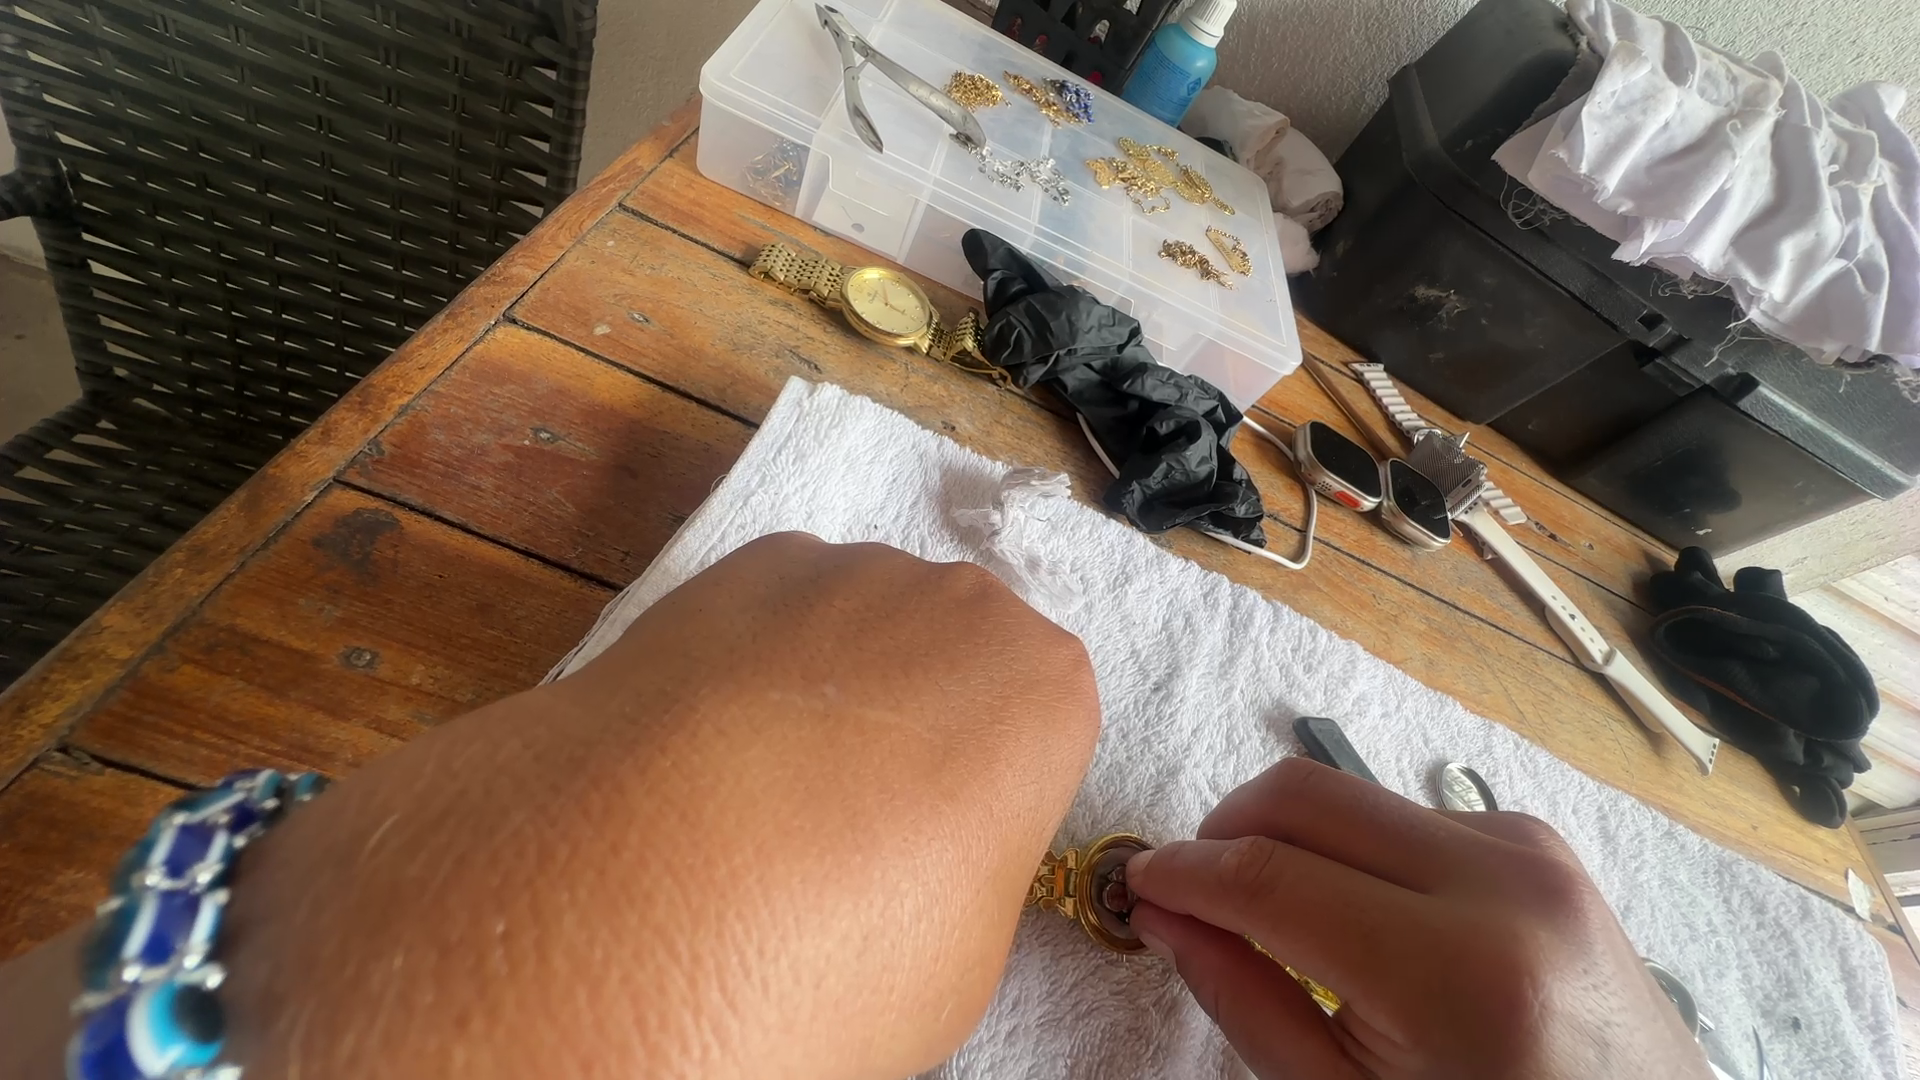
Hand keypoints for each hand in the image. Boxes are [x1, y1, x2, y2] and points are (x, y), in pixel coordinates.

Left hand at [208, 534, 1098, 1079]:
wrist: (645, 892)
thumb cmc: (845, 950)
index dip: (992, 785)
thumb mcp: (966, 944)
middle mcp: (961, 599)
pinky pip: (791, 605)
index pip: (1045, 717)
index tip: (939, 837)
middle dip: (923, 717)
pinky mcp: (752, 558)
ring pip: (873, 622)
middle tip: (849, 809)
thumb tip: (925, 816)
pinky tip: (710, 723)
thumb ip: (975, 847)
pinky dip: (768, 650)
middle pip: (959, 654)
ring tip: (758, 771)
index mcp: (1043, 683)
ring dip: (842, 679)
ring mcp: (852, 567)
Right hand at [1124, 758, 1712, 1079]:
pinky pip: (1391, 811)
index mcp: (1464, 977)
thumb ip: (1238, 995)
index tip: (1137, 881)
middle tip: (1197, 889)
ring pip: (1341, 793)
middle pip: (1302, 794)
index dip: (1184, 872)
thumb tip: (1157, 912)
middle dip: (1222, 829)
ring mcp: (1527, 848)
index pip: (1271, 878)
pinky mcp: (1531, 838)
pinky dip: (1341, 846)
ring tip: (1277, 907)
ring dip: (1280, 835)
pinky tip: (1358, 912)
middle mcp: (1503, 882)